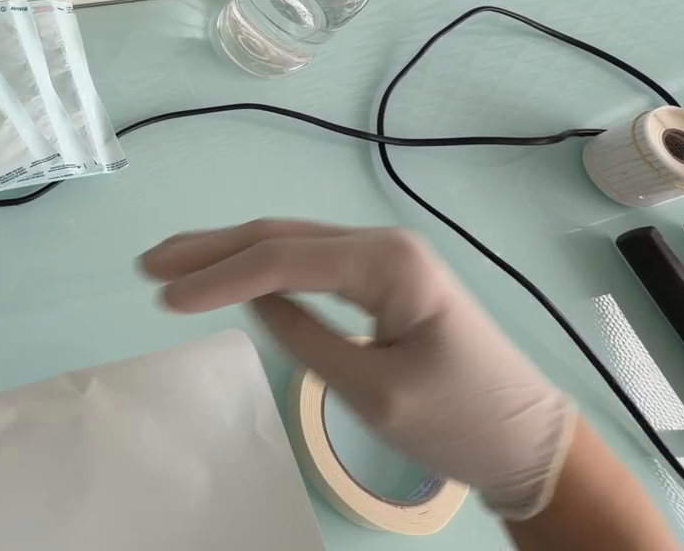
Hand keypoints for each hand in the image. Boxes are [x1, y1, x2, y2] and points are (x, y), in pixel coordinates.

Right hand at [141, 220, 575, 519]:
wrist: (534, 446)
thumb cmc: (463, 423)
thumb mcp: (376, 393)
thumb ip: (304, 337)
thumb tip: (251, 299)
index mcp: (388, 263)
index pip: (282, 260)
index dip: (217, 276)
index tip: (165, 297)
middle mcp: (379, 243)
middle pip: (275, 237)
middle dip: (207, 249)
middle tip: (149, 263)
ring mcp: (377, 255)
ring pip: (283, 242)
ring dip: (224, 251)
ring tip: (169, 261)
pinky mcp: (375, 274)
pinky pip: (301, 260)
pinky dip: (253, 264)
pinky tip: (222, 268)